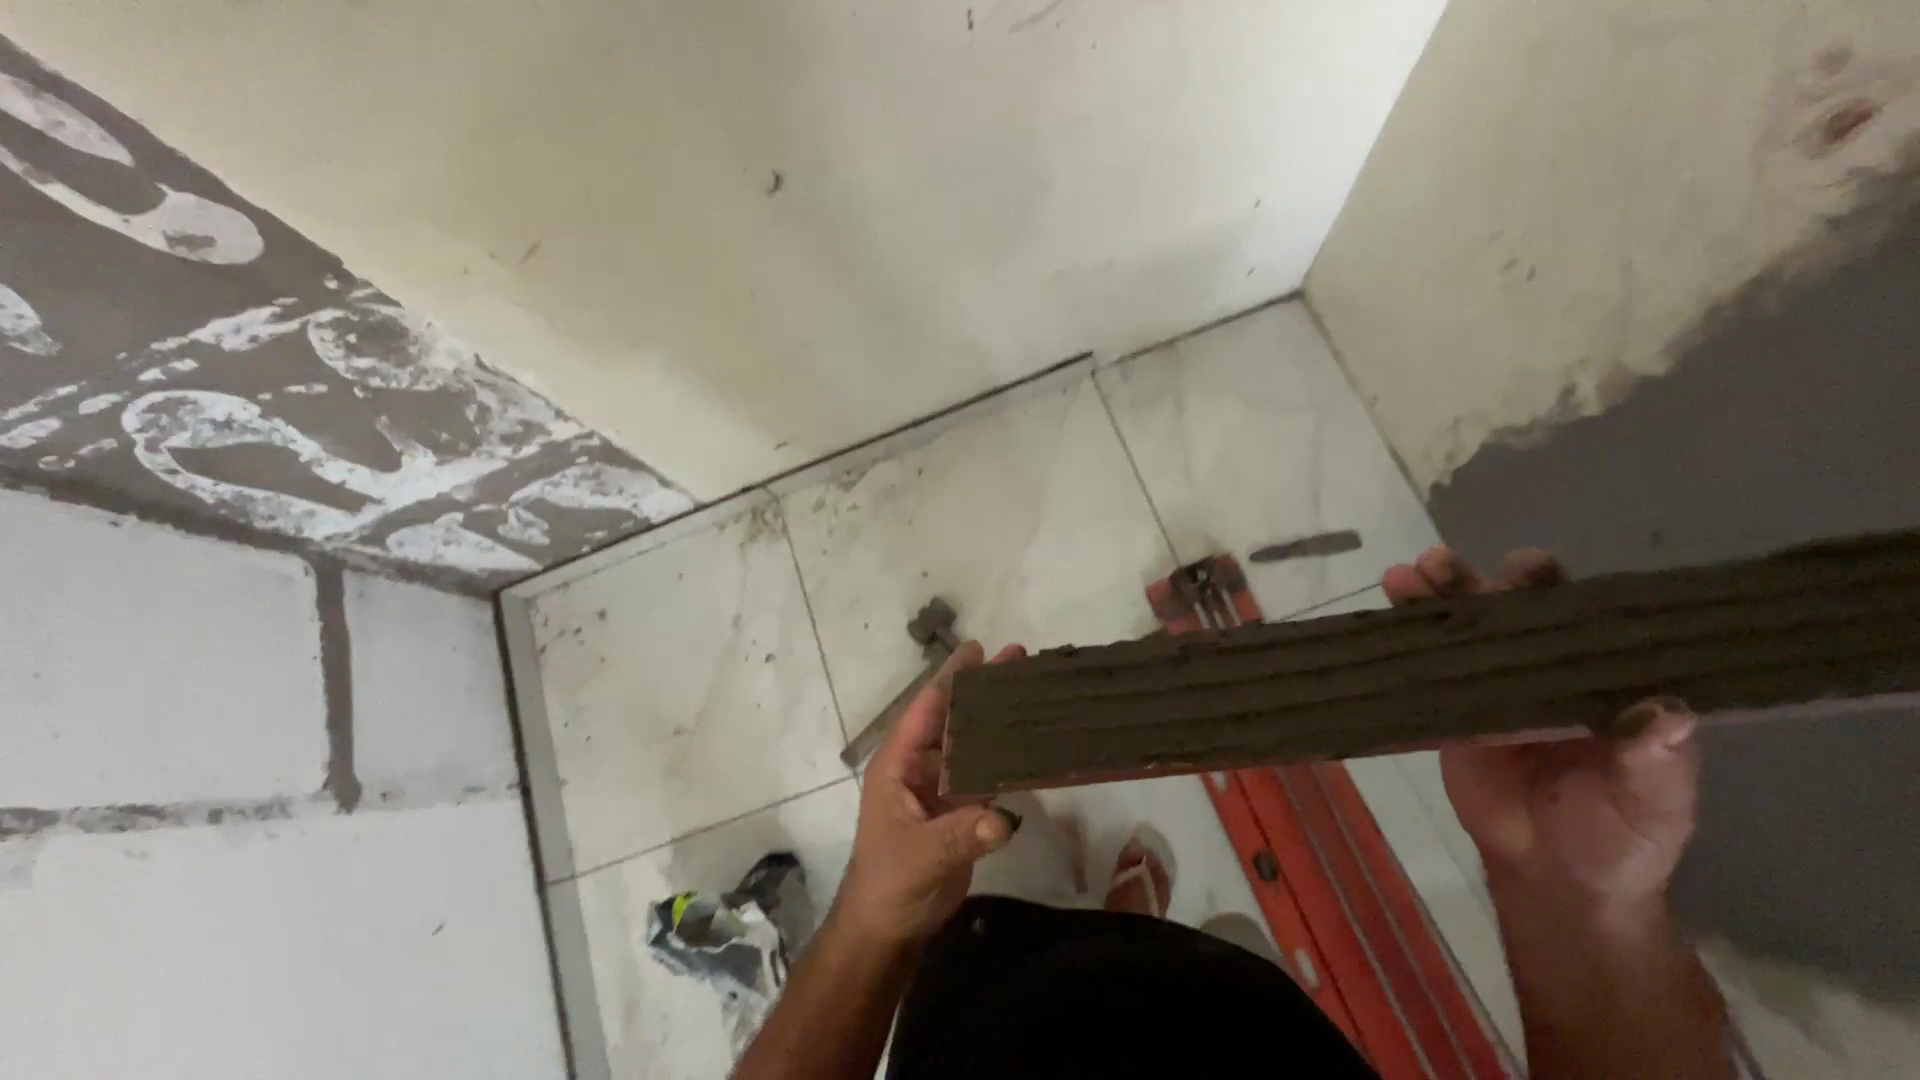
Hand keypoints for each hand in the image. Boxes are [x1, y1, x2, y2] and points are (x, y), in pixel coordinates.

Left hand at [830, 641, 1023, 944]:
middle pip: (954, 719)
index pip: (926, 709)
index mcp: (898, 764)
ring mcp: (942, 788)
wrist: (888, 928)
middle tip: (1018, 657)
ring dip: (997, 719)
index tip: (978, 648)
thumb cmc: (889, 883)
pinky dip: (1007, 756)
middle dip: (983, 689)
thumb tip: (1002, 819)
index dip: (951, 678)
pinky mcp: (961, 810)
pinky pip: (986, 774)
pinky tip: (1033, 742)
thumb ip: (960, 835)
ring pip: (973, 743)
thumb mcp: (920, 856)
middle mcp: (920, 767)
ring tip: (1031, 689)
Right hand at [1382, 547, 1699, 907]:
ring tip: (1405, 575)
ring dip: (1433, 598)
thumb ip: (1656, 761)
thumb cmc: (1621, 838)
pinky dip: (1404, 641)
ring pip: (1461, 632)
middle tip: (1445, 565)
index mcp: (1599, 679)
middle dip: (1476, 581)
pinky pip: (1424, 671)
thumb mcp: (1653, 804)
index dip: (1553, 589)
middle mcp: (1544, 671)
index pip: (1577, 619)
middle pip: (1508, 613)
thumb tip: (1668, 711)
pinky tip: (1384, 612)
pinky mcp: (1447, 712)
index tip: (1527, 569)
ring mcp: (1489, 689)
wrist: (1552, 878)